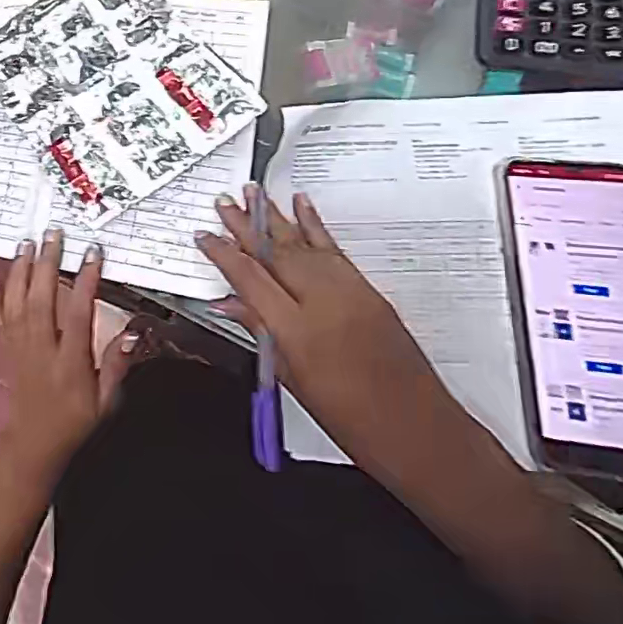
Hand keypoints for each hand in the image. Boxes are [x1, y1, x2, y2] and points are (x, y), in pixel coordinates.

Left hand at [0, 230, 143, 484]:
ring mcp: (20, 348)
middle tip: (53, 234)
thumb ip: (117, 365)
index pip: (77, 314)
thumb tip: (132, 332)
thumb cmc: (75, 421)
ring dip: (20, 271)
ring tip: (26, 243)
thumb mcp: (105, 400)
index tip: (92, 253)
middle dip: (46, 263)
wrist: (34, 444)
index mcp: (69, 362)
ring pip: (16, 303)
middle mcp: (41, 350)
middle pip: (40, 300)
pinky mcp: (7, 350)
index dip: (85, 281)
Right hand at [194, 185, 465, 464]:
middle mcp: (324, 302)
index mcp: (297, 330)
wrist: (417, 430)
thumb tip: (230, 305)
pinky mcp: (369, 291)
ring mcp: (350, 292)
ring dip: (276, 218)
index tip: (205, 237)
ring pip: (304, 244)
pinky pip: (334, 250)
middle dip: (246, 225)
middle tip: (224, 202)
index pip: (249, 278)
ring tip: (255, 194)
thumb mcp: (293, 379)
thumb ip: (261, 333)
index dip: (222, 254)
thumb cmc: (353, 418)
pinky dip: (316, 226)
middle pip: (275, 252)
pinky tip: (303, 209)